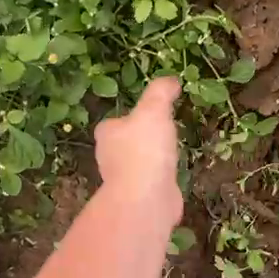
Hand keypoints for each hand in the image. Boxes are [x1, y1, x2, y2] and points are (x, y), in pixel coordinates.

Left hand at [94, 78, 181, 214]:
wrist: (146, 197)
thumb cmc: (144, 149)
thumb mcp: (154, 110)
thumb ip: (160, 92)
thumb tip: (171, 80)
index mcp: (107, 133)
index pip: (114, 122)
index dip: (131, 117)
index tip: (151, 115)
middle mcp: (109, 157)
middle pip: (125, 143)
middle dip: (141, 139)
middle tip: (164, 132)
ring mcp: (123, 179)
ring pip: (137, 164)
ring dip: (151, 160)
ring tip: (171, 154)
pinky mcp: (138, 197)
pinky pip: (150, 182)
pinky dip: (159, 179)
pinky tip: (171, 177)